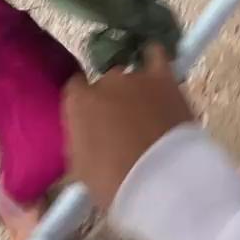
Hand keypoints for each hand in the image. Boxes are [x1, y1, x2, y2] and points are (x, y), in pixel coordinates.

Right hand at [62, 45, 193, 210]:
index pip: (75, 91)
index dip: (86, 107)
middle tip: (123, 127)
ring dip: (135, 91)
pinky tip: (156, 69)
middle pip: (105, 85)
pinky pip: (156, 55)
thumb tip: (85, 134)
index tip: (94, 123)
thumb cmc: (115, 183)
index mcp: (77, 103)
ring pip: (130, 77)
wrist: (161, 181)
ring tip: (147, 114)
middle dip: (112, 102)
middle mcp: (103, 82)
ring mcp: (134, 77)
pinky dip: (154, 59)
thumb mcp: (82, 168)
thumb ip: (80, 141)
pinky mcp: (163, 77)